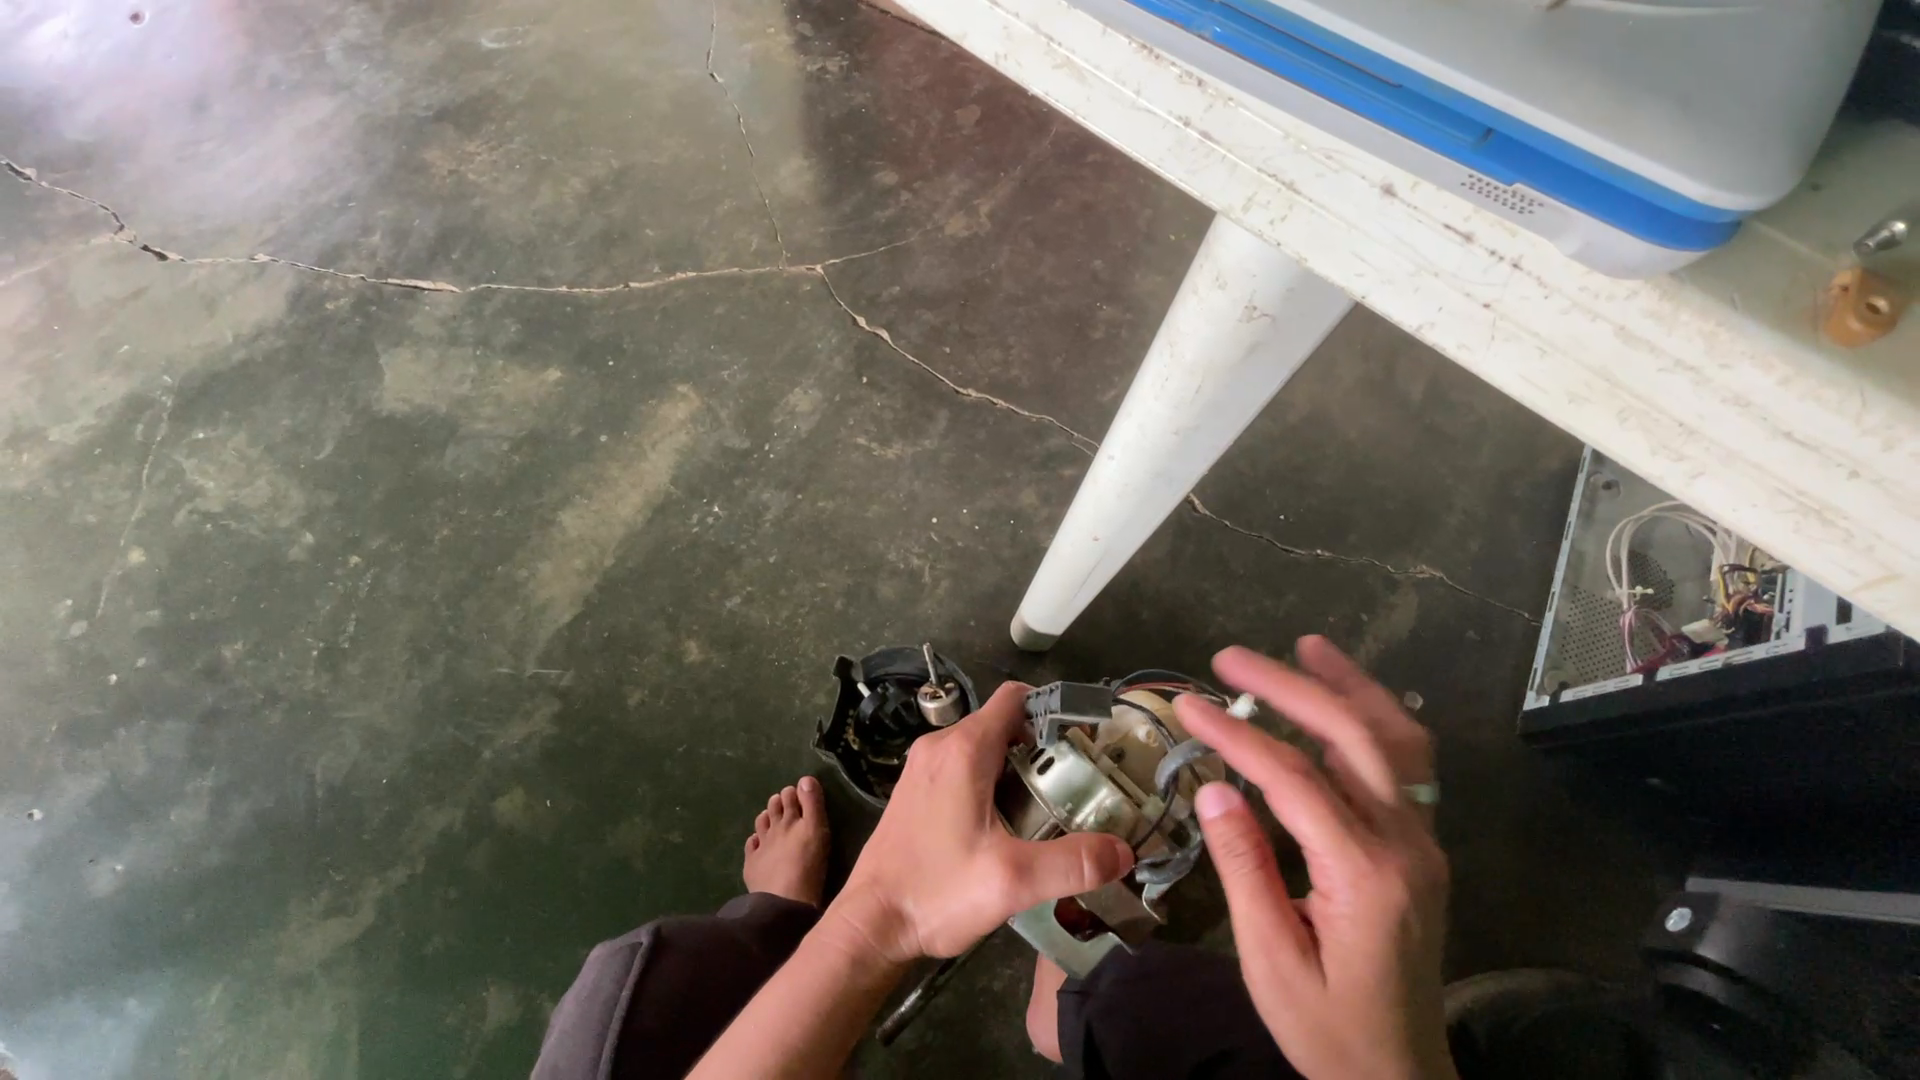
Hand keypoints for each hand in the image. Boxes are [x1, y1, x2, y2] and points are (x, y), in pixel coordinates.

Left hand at [831, 681, 1134, 963]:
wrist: (869, 924)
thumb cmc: (936, 892)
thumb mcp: (1013, 881)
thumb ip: (1073, 863)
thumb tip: (1124, 851)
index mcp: (962, 749)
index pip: (1014, 697)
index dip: (1052, 709)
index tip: (1082, 741)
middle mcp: (938, 746)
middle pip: (1001, 724)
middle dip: (1040, 746)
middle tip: (1076, 784)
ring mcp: (921, 768)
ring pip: (981, 747)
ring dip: (1016, 766)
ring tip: (1049, 806)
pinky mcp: (914, 791)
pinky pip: (960, 767)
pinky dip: (989, 780)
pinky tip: (1007, 823)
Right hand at [1175, 638, 1454, 1079]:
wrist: (1399, 1076)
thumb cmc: (1325, 1026)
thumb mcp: (1270, 959)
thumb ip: (1245, 867)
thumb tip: (1214, 788)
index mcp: (1363, 875)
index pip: (1292, 779)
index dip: (1234, 735)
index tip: (1187, 707)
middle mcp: (1405, 845)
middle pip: (1350, 738)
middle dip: (1287, 687)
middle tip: (1230, 659)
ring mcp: (1423, 841)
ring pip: (1396, 739)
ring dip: (1349, 686)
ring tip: (1306, 647)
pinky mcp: (1421, 845)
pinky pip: (1408, 764)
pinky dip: (1377, 717)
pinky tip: (1346, 698)